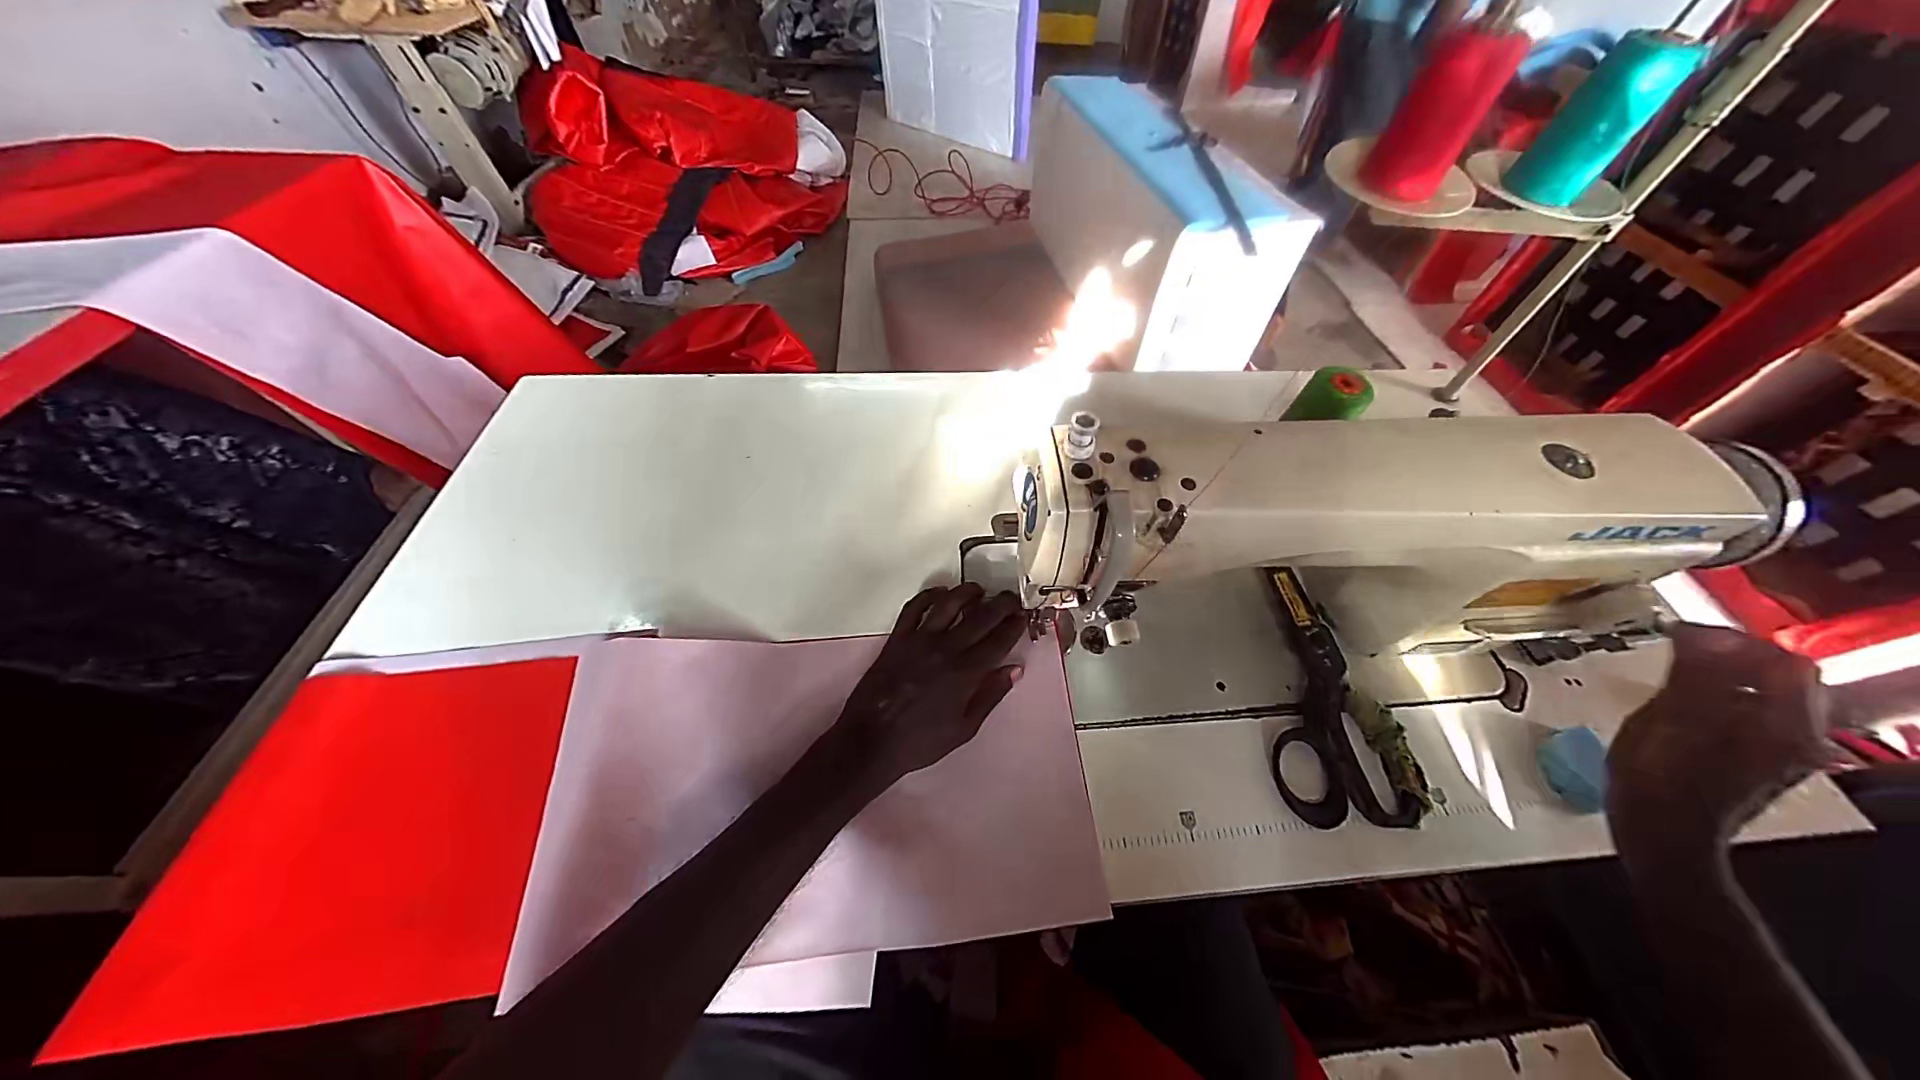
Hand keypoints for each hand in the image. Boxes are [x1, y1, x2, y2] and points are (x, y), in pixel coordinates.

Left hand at [830, 584, 1028, 788]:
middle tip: (1010, 600)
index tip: (1022, 618)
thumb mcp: (964, 727)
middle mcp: (945, 650)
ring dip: (968, 592)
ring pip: (949, 603)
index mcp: (965, 673)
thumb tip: (1013, 671)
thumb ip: (991, 695)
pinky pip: (914, 608)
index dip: (1014, 625)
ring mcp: (919, 640)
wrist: (871, 740)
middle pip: (980, 616)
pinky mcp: (897, 638)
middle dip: (1001, 604)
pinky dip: (929, 595)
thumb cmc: (919, 741)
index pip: (999, 640)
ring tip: (979, 590)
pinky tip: (940, 593)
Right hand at [1608, 624, 1830, 855]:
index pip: (1778, 659)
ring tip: (1684, 667)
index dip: (1732, 637)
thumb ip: (1694, 675)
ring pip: (1772, 694)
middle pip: (1784, 676)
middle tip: (1684, 645)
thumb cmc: (1656, 778)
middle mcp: (1799, 736)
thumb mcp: (1666, 720)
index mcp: (1781, 724)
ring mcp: (1784, 751)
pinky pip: (1760, 714)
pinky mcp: (1764, 760)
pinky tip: (1695, 700)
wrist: (1662, 835)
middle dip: (1737, 653)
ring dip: (1734, 673)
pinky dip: (1731, 696)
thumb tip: (1700, 633)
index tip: (1682, 631)